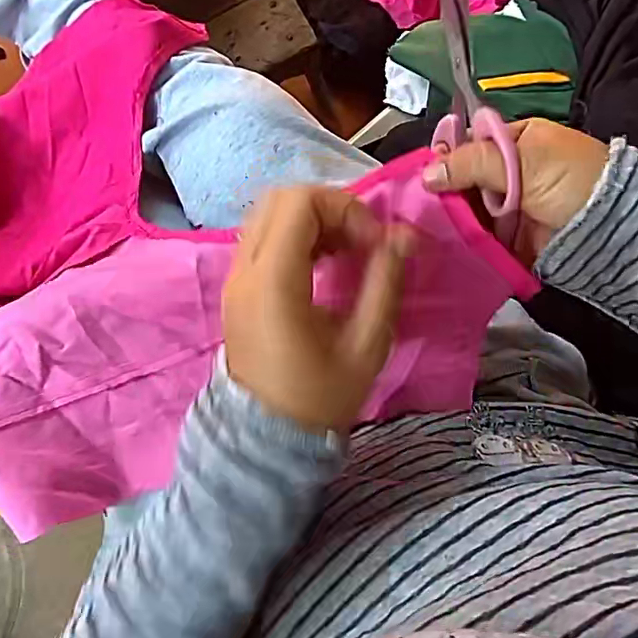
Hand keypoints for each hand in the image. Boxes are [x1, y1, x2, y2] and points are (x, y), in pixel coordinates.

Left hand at [223, 187, 413, 434]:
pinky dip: (297, 237)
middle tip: (361, 240)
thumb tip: (402, 235)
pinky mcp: (237, 289)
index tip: (374, 243)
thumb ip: (385, 282)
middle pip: (280, 198)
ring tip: (347, 252)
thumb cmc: (321, 396)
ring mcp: (234, 279)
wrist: (268, 439)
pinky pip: (264, 239)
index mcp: (273, 282)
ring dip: (313, 221)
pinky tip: (325, 265)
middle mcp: (244, 271)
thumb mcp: (367, 343)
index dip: (347, 209)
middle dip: (330, 208)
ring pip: (269, 215)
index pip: (301, 203)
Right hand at [422, 119, 608, 261]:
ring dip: (452, 221)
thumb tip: (427, 172)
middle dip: (444, 195)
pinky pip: (481, 239)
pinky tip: (442, 246)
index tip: (420, 177)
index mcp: (515, 142)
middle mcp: (509, 174)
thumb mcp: (523, 160)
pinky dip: (465, 243)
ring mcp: (509, 208)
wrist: (611, 228)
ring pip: (469, 213)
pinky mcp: (511, 239)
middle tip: (417, 208)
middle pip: (464, 182)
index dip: (444, 160)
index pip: (468, 146)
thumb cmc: (572, 181)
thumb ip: (473, 163)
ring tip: (424, 229)